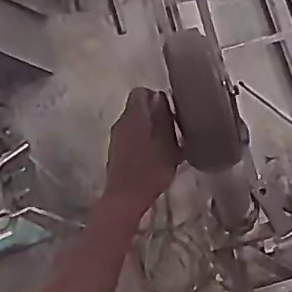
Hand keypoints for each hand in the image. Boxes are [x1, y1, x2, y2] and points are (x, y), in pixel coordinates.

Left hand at [101, 87, 181, 219]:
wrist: (125, 199)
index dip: (157, 97)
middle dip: (156, 113)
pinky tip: (158, 156)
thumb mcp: (167, 143)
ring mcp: (117, 138)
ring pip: (136, 123)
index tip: (172, 109)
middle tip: (175, 127)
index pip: (141, 92)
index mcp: (133, 116)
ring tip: (169, 143)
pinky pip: (132, 137)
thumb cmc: (150, 170)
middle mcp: (121, 123)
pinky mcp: (116, 152)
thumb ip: (164, 118)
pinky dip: (145, 140)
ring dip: (151, 128)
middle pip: (138, 107)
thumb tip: (161, 98)